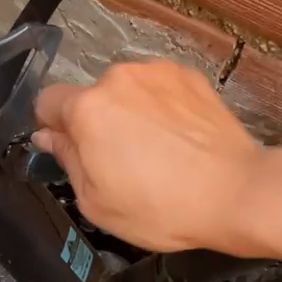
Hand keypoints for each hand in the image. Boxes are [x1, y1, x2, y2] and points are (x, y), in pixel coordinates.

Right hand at [34, 61, 265, 252]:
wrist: (234, 193)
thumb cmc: (163, 207)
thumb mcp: (96, 202)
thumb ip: (67, 161)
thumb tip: (49, 137)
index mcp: (87, 109)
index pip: (46, 101)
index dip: (52, 127)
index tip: (67, 148)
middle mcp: (118, 79)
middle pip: (90, 98)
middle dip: (96, 125)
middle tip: (119, 164)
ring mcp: (157, 73)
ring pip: (126, 92)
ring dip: (129, 115)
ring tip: (155, 154)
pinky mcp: (189, 76)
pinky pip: (158, 90)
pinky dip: (160, 110)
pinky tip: (176, 142)